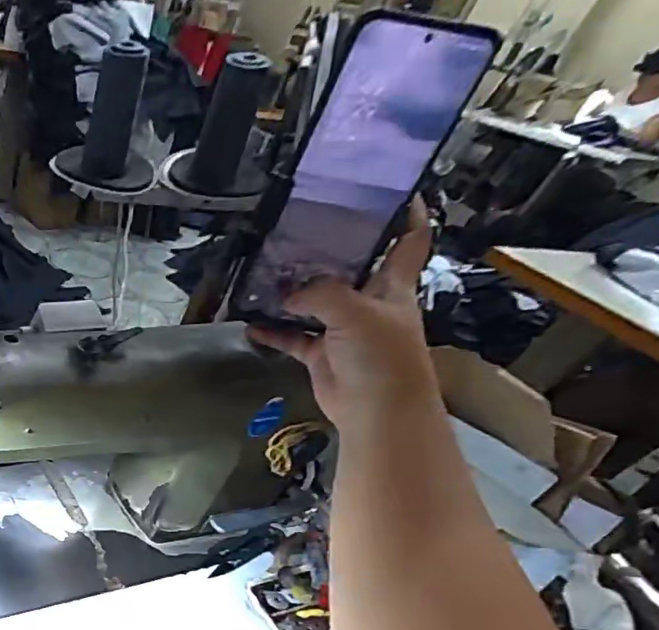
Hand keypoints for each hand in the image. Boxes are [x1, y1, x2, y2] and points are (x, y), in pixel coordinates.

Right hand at [247, 197, 437, 426]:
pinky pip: (294, 338)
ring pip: (315, 302)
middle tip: (300, 227)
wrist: (377, 411)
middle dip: (329, 249)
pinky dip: (274, 332)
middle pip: (351, 267)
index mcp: (393, 284)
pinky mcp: (322, 355)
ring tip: (265, 273)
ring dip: (293, 292)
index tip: (392, 188)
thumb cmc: (381, 355)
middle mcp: (369, 302)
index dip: (406, 213)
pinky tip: (250, 323)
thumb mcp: (355, 311)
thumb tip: (289, 294)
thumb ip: (321, 293)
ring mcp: (343, 330)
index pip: (408, 239)